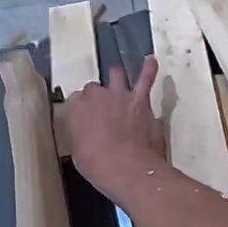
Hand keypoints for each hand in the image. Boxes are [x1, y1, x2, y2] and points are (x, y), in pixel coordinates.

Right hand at [64, 57, 163, 195]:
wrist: (122, 165)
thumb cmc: (94, 164)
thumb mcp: (78, 151)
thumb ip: (82, 134)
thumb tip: (89, 133)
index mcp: (76, 108)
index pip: (76, 100)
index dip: (82, 109)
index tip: (85, 118)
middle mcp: (96, 95)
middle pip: (94, 88)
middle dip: (98, 96)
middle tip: (102, 108)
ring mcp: (119, 94)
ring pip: (116, 75)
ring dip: (117, 78)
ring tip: (118, 79)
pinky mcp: (140, 100)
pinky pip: (145, 79)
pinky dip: (148, 70)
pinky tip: (151, 61)